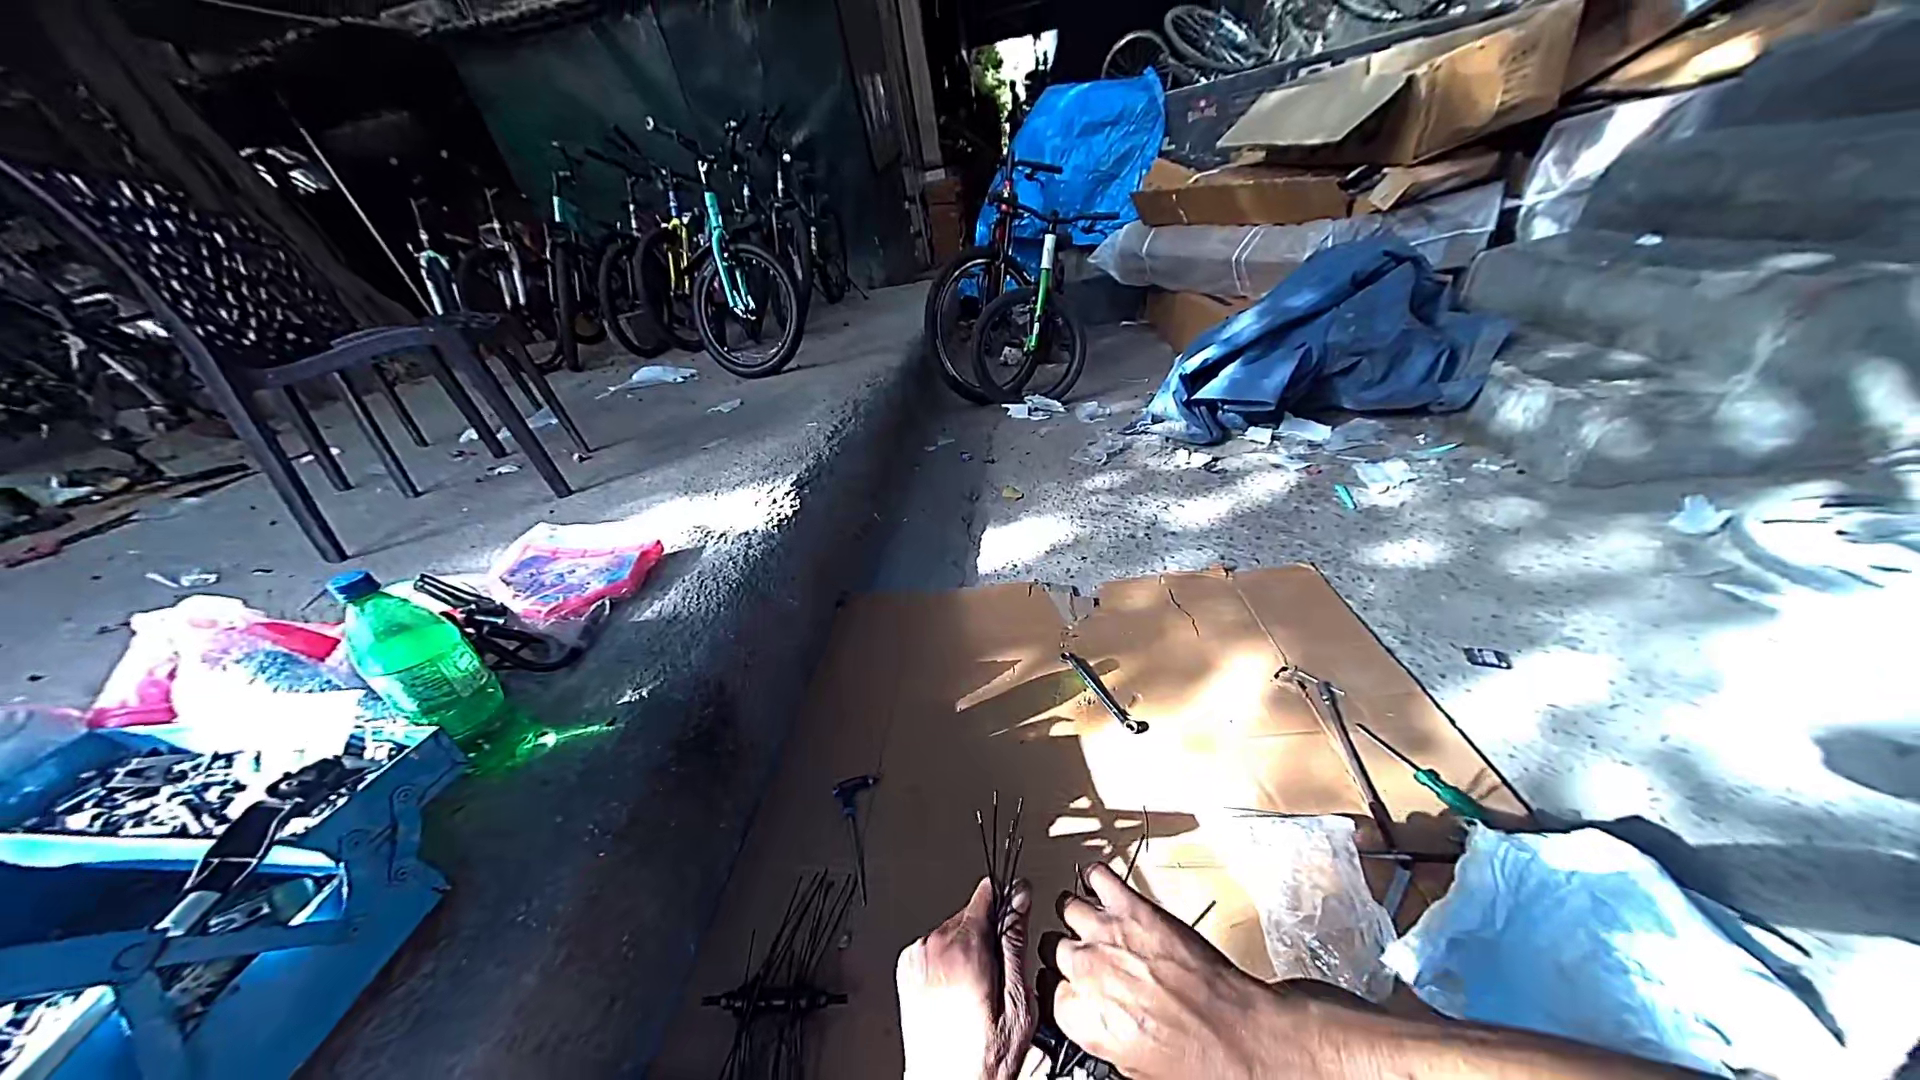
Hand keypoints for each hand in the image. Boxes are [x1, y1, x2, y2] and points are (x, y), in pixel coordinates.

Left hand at [897, 876, 1035, 1079]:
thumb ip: (1016, 941)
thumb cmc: (983, 1056)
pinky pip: (934, 947)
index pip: (986, 895)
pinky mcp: (907, 967)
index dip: (1004, 903)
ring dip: (965, 949)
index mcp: (964, 948)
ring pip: (952, 931)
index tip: (1012, 912)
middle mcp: (935, 945)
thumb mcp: (1017, 999)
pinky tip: (954, 992)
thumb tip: (1020, 898)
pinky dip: (946, 961)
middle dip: (985, 935)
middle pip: (969, 915)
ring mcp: (917, 956)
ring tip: (973, 990)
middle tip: (995, 975)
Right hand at [1044, 862, 1301, 1079]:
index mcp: (1086, 1019)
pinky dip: (1095, 878)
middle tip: (1091, 956)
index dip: (1070, 990)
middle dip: (1073, 952)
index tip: (1078, 986)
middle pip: (1057, 947)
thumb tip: (1095, 1017)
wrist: (1243, 1034)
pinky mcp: (1133, 906)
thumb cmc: (1202, 1059)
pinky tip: (1102, 887)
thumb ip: (1101, 1033)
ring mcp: (1109, 934)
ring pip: (1068, 908)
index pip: (1053, 992)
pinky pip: (1096, 875)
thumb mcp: (1136, 1068)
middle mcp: (1090, 971)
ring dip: (1079, 915)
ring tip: (1093, 920)